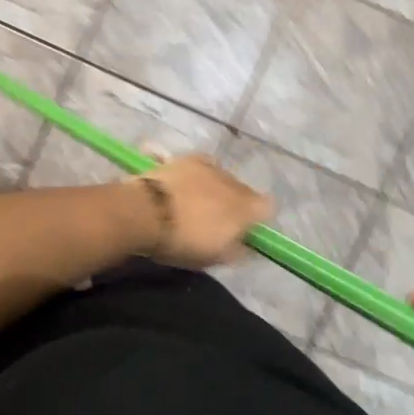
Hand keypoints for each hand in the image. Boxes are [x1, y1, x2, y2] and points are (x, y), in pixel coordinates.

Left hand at [129, 155, 273, 269]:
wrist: (145, 212)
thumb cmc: (182, 241)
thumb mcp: (214, 257)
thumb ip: (236, 250)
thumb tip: (245, 245)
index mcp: (247, 207)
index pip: (268, 207)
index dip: (257, 220)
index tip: (243, 232)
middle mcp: (234, 182)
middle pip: (244, 191)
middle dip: (235, 204)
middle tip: (214, 221)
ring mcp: (210, 167)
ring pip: (222, 177)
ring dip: (215, 188)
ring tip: (195, 202)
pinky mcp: (188, 158)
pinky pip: (202, 165)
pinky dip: (198, 174)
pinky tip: (186, 183)